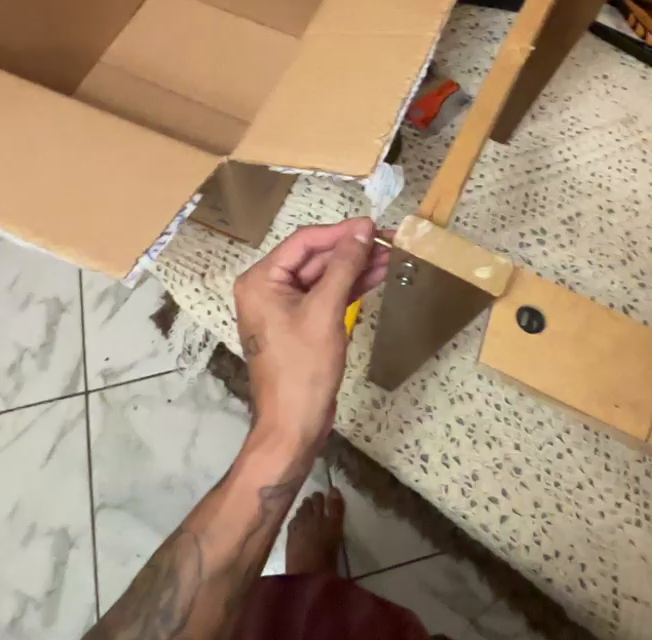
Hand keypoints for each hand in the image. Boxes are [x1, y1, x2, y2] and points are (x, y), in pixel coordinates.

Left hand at [233, 218, 388, 459]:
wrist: (293, 425)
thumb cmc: (303, 368)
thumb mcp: (326, 312)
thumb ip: (344, 266)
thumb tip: (363, 231)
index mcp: (261, 280)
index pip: (304, 242)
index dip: (341, 232)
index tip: (374, 226)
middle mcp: (267, 287)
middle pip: (314, 257)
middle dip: (352, 250)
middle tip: (388, 240)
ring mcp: (283, 306)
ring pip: (323, 276)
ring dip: (355, 267)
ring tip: (390, 256)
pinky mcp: (299, 323)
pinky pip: (325, 295)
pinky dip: (349, 286)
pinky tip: (376, 276)